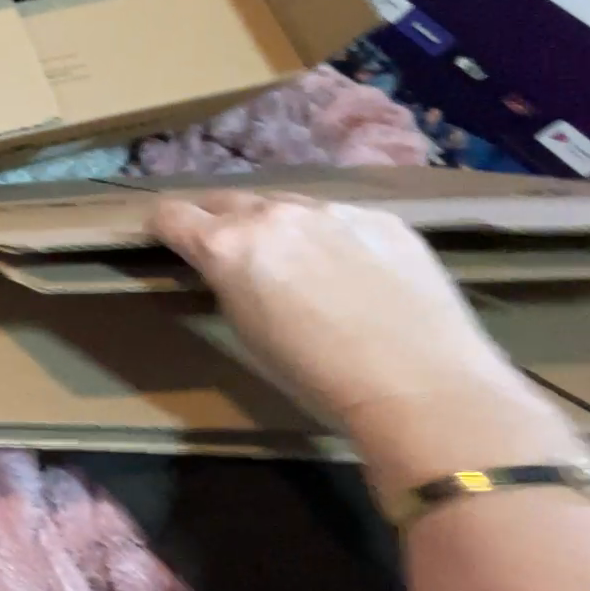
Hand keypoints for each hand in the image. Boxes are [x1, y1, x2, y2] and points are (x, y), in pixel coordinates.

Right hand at [146, 191, 522, 425]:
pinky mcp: (382, 220)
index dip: (163, 228)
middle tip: (237, 256)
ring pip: (283, 205)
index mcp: (224, 244)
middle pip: (222, 200)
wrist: (427, 390)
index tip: (169, 242)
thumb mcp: (242, 326)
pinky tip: (357, 274)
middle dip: (218, 222)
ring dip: (278, 227)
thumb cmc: (316, 373)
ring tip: (304, 265)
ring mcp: (330, 212)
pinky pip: (338, 218)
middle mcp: (270, 215)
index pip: (168, 214)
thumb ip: (225, 279)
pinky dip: (332, 237)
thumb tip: (226, 265)